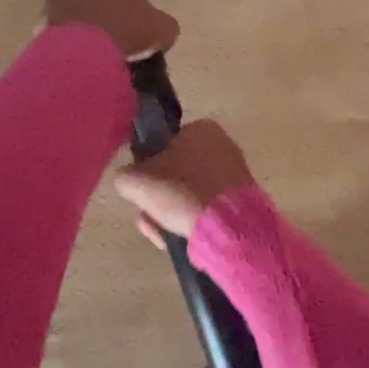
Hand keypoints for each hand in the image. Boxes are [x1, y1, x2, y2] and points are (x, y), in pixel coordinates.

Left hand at [42, 0, 178, 59]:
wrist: (87, 54)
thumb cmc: (128, 31)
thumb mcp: (161, 29)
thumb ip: (161, 24)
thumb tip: (160, 28)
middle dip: (98, 4)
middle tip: (112, 30)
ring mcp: (59, 3)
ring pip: (73, 12)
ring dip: (83, 27)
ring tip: (97, 52)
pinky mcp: (44, 27)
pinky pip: (59, 34)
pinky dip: (68, 45)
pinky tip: (80, 61)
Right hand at [113, 120, 255, 245]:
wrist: (227, 225)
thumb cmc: (180, 191)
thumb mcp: (135, 180)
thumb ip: (125, 176)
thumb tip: (128, 179)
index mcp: (201, 128)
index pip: (164, 146)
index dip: (147, 169)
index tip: (141, 190)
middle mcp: (222, 145)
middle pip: (175, 174)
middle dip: (158, 199)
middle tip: (149, 218)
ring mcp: (235, 173)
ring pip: (189, 195)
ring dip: (170, 215)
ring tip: (161, 233)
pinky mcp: (242, 201)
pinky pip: (207, 208)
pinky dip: (191, 222)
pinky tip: (178, 238)